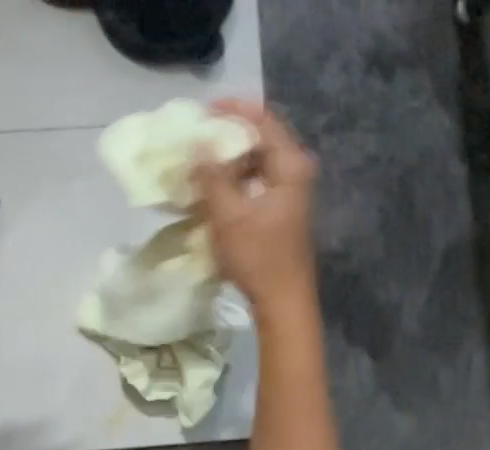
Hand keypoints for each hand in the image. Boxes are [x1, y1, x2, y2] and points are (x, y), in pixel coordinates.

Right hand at [192, 102, 318, 318]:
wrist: (282, 300)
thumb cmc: (258, 257)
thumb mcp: (230, 216)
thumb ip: (213, 178)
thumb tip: (197, 146)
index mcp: (290, 165)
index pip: (263, 121)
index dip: (233, 111)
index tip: (203, 110)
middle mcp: (294, 172)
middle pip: (260, 139)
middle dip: (227, 135)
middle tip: (195, 136)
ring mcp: (288, 193)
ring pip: (255, 163)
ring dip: (227, 160)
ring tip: (197, 162)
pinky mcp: (278, 211)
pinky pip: (253, 183)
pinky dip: (232, 181)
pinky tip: (210, 189)